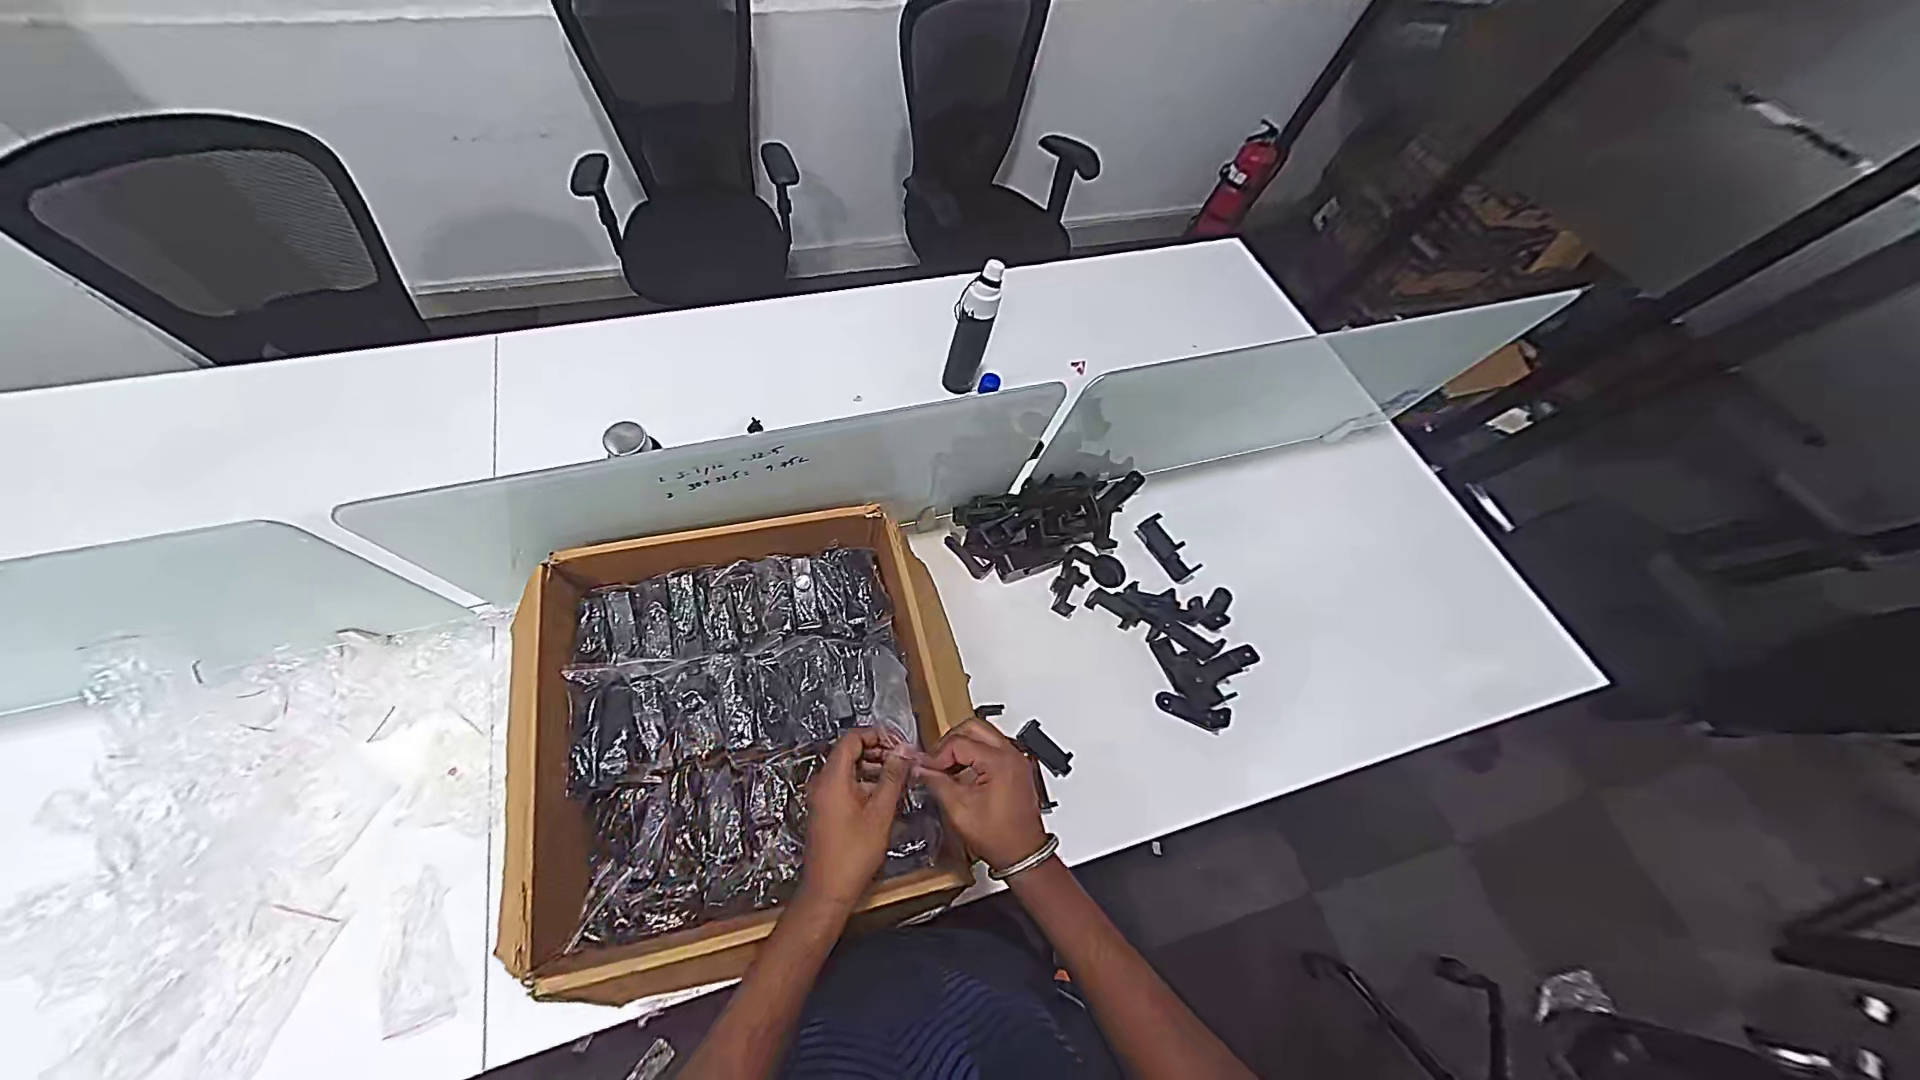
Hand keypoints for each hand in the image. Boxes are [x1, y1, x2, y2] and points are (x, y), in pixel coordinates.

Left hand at [799, 728, 912, 909]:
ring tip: (898, 775)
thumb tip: (903, 752)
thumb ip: (892, 777)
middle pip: (850, 751)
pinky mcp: (827, 809)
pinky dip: (865, 782)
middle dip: (878, 750)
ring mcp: (823, 797)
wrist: (828, 891)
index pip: (852, 739)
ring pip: (849, 768)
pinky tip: (885, 793)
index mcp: (832, 779)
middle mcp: (823, 783)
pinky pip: (846, 784)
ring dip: (873, 766)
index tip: (898, 743)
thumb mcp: (880, 812)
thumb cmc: (852, 854)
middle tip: (902, 758)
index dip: (876, 735)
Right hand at [915, 719, 1048, 870]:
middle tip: (937, 762)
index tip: (926, 768)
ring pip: (983, 733)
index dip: (937, 755)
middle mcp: (1011, 754)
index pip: (958, 741)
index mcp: (999, 761)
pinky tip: (964, 772)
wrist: (1022, 854)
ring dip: (963, 746)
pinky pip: (993, 746)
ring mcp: (1017, 758)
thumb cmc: (1000, 837)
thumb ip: (937, 783)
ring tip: (948, 767)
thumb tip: (921, 768)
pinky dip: (975, 753)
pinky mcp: (1017, 766)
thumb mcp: (959, 810)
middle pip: (972, 727)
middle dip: (950, 743)